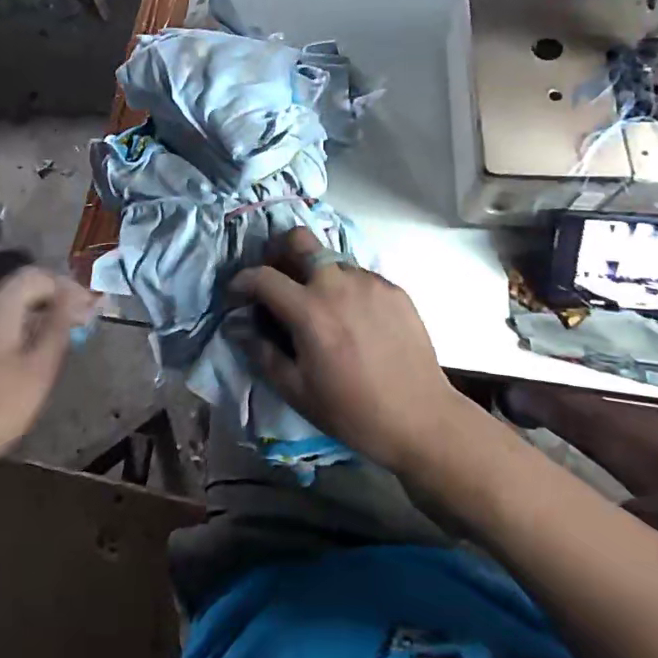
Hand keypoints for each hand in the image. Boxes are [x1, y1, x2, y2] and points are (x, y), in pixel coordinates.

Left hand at [0, 267, 94, 475]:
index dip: (67, 284)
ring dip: (44, 310)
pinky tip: (43, 346)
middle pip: (24, 286)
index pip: (35, 276)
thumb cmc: (0, 406)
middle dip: (57, 295)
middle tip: (85, 316)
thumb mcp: (40, 366)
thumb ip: (59, 325)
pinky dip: (29, 324)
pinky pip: (5, 321)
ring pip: (15, 304)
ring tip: (71, 330)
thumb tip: (76, 295)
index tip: (90, 304)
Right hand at [229, 228, 468, 471]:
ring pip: (330, 258)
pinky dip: (344, 288)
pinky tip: (351, 319)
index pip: (263, 277)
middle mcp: (338, 283)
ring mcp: (369, 282)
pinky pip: (358, 276)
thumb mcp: (297, 391)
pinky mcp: (393, 289)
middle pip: (299, 239)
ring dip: (314, 273)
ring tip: (318, 307)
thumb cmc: (352, 411)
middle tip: (277, 277)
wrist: (420, 417)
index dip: (242, 281)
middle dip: (278, 251)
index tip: (237, 293)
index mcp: (310, 310)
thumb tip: (238, 327)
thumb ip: (262, 352)